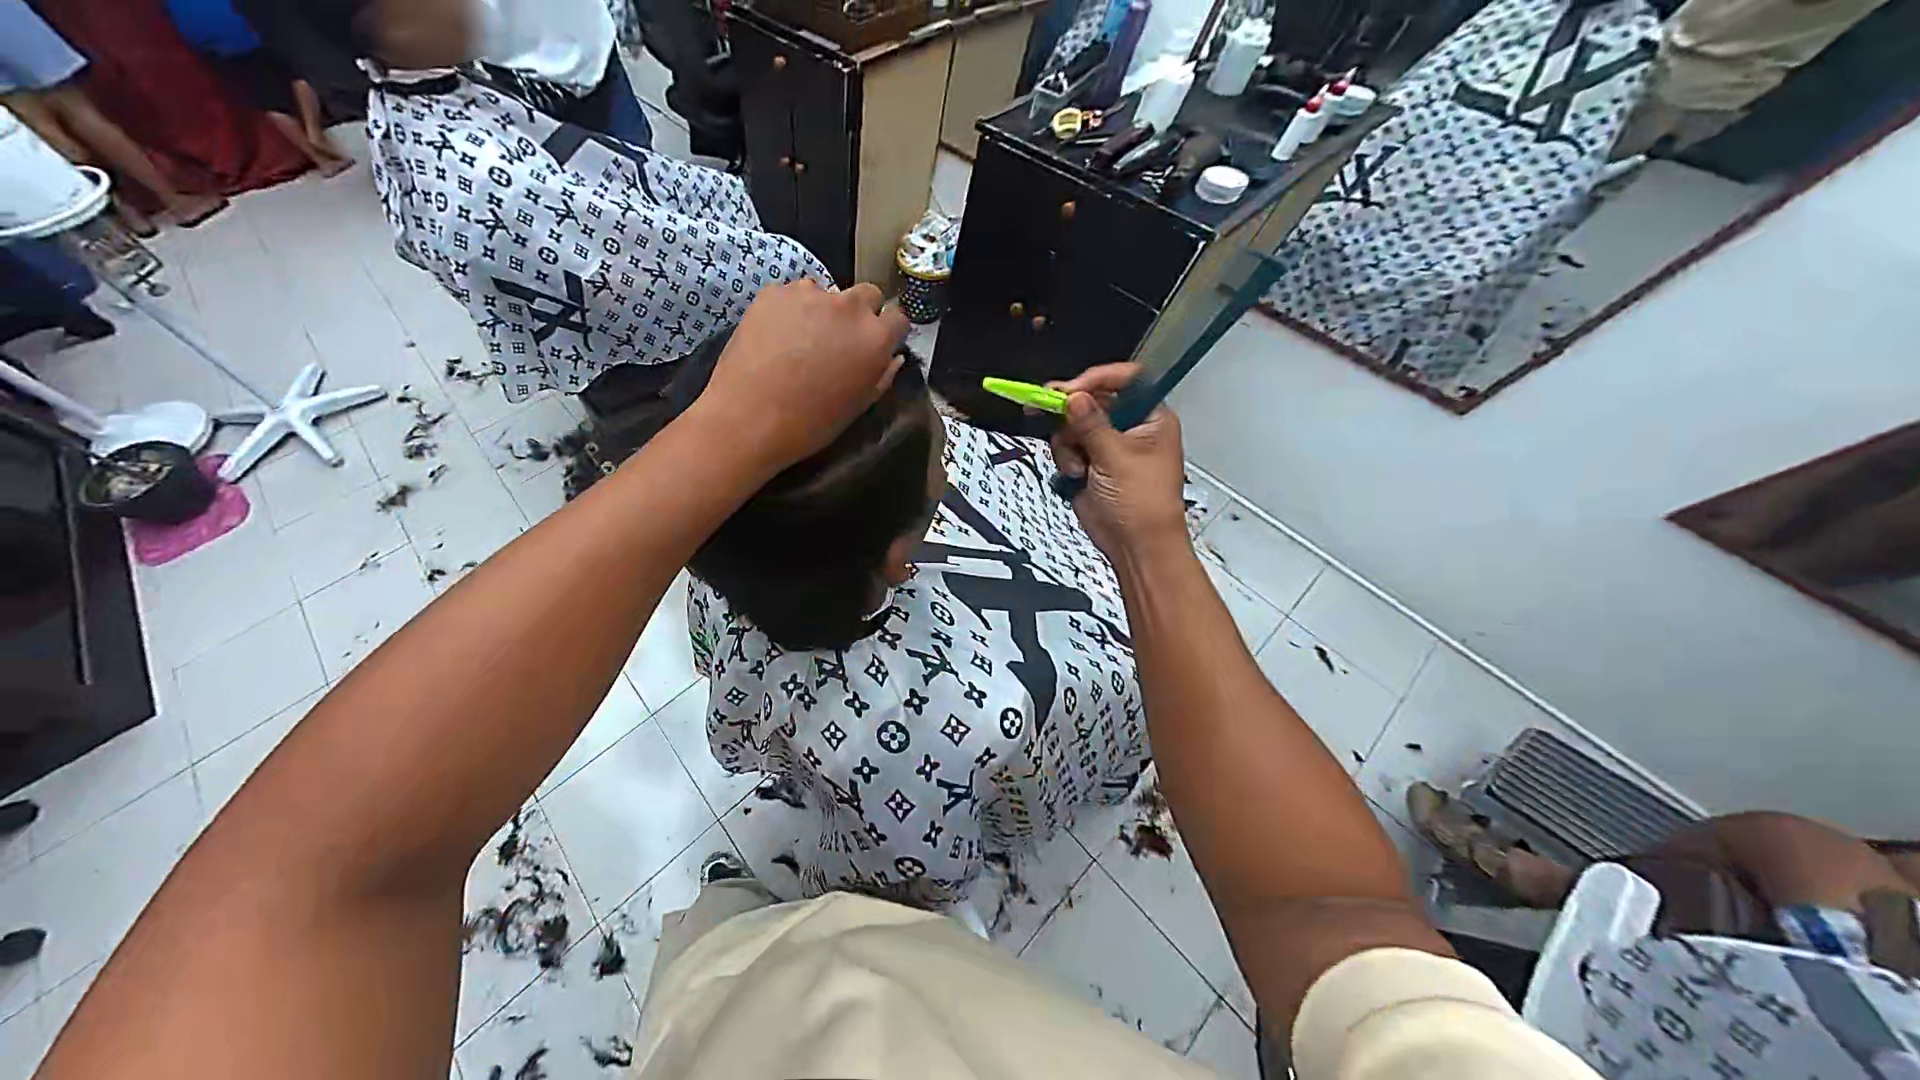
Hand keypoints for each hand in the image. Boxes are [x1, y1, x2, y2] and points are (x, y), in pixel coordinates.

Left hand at [699, 279, 908, 471]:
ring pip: (827, 292)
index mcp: (875, 337)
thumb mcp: (858, 407)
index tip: (877, 345)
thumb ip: (882, 376)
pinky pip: (792, 296)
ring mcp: (810, 294)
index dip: (888, 332)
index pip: (898, 318)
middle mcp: (848, 307)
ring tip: (802, 341)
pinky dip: (790, 311)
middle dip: (860, 313)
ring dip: (823, 310)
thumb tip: (893, 357)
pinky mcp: (775, 293)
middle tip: (840, 341)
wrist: (748, 418)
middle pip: (867, 294)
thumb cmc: (810, 423)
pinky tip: (777, 338)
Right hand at [1050, 364, 1187, 558]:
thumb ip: (1091, 423)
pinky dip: (1066, 459)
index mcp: (1151, 418)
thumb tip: (1073, 397)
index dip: (1098, 379)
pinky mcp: (1091, 464)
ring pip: (1075, 425)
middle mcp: (1130, 427)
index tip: (1072, 388)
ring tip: (1078, 466)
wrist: (1135, 545)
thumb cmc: (1144, 504)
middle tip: (1046, 405)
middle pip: (1094, 400)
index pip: (1126, 380)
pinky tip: (1075, 475)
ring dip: (1068, 443)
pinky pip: (1068, 447)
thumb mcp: (1117, 456)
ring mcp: (1109, 446)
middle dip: (1072, 411)